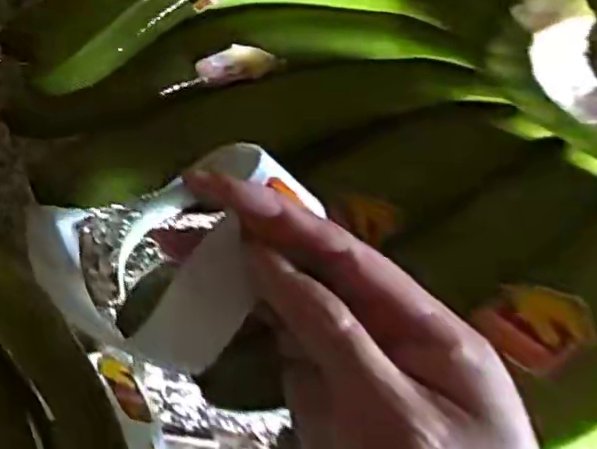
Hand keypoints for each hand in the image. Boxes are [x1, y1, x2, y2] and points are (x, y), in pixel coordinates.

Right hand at [185, 171, 536, 448]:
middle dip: (239, 227)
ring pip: (277, 281)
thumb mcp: (390, 411)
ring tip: (170, 244)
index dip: (274, 210)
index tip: (212, 185)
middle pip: (304, 257)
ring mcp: (347, 345)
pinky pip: (266, 315)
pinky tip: (195, 283)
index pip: (340, 248)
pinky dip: (228, 294)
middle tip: (179, 207)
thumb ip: (329, 325)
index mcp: (426, 328)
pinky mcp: (314, 366)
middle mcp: (385, 325)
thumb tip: (260, 253)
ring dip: (224, 258)